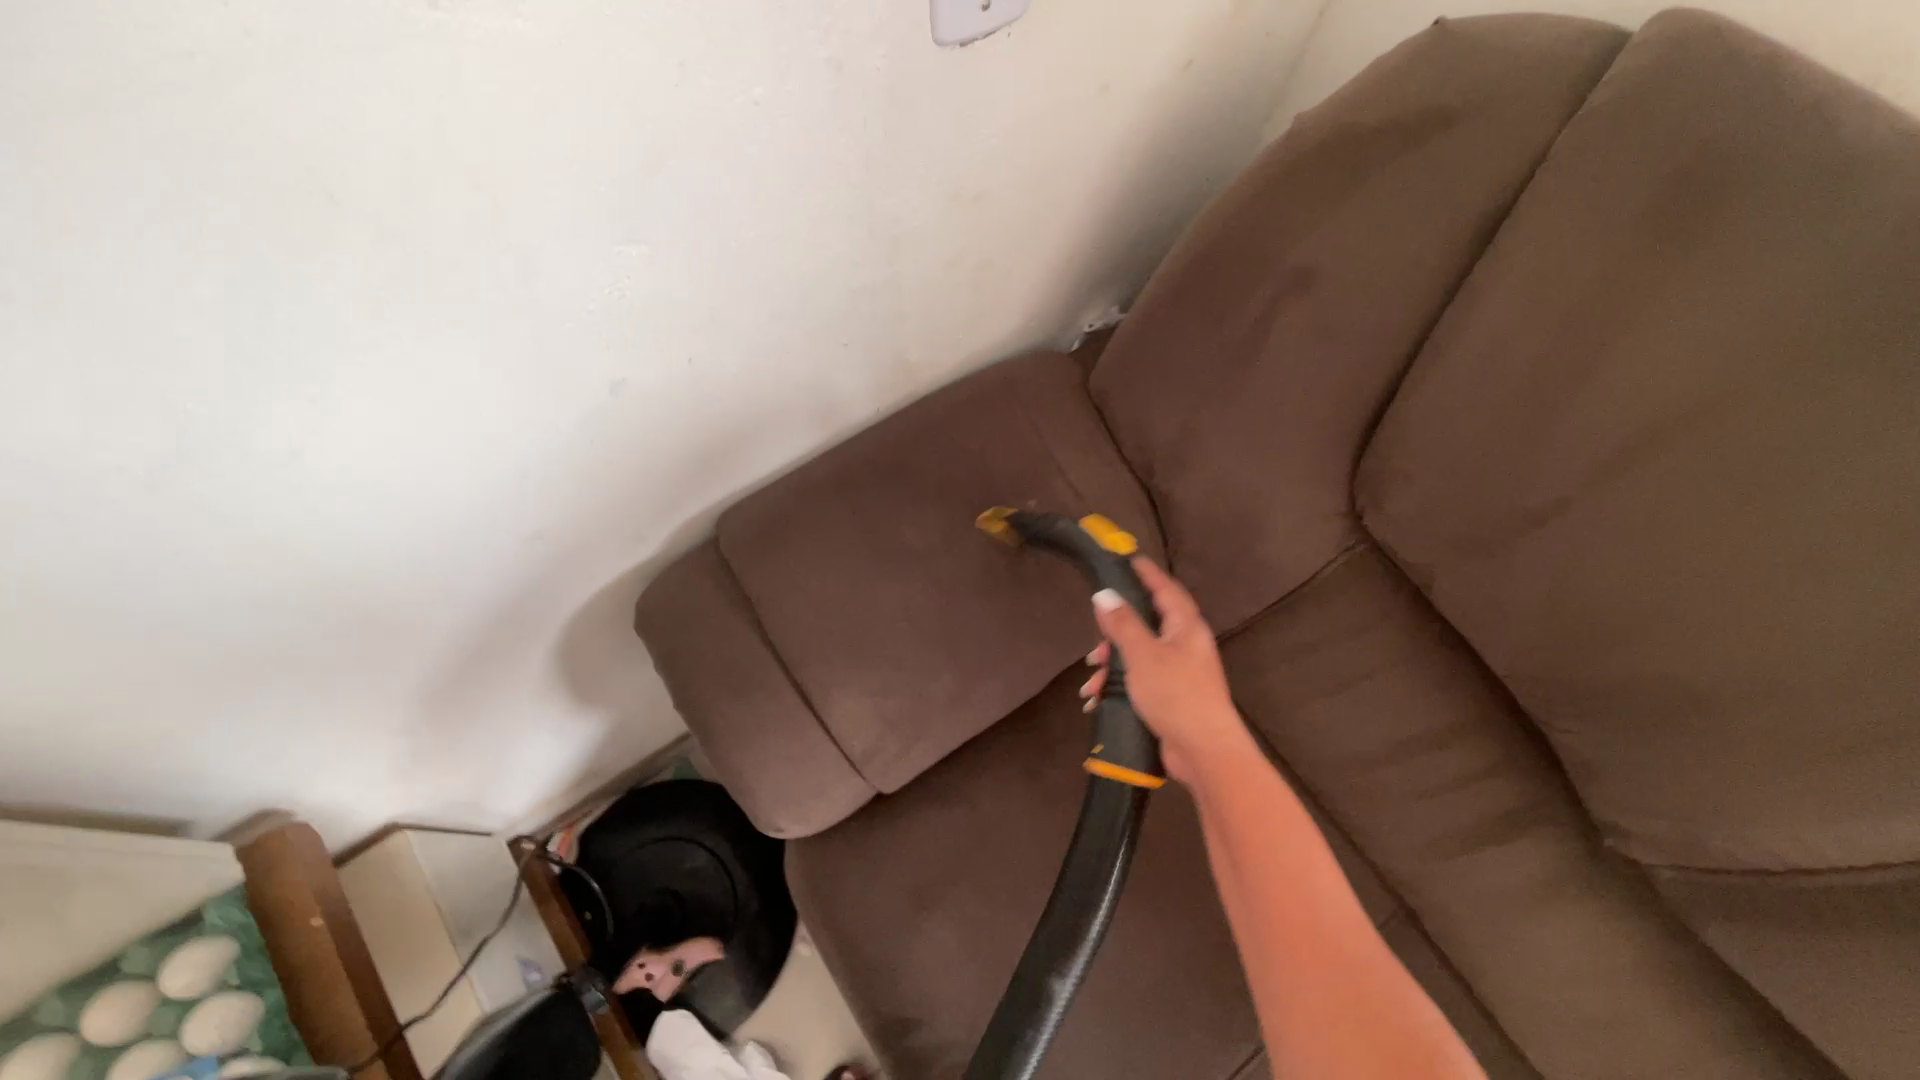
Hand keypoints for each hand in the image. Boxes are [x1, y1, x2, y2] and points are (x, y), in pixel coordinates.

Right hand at [1078, 557, 1249, 785]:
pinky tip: (1097, 699)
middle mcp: (1185, 646)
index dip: (1148, 574)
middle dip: (1116, 633)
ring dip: (1112, 664)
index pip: (1166, 590)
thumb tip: (1104, 595)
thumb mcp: (1143, 655)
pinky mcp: (1169, 699)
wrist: (1204, 751)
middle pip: (1147, 625)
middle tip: (1096, 643)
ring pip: (1138, 656)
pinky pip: (1138, 682)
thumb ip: (1123, 624)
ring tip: (1091, 678)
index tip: (1129, 559)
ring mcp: (1179, 674)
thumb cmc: (1176, 695)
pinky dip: (1117, 686)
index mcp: (1186, 628)